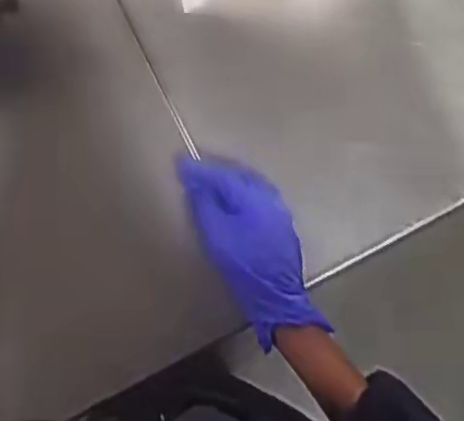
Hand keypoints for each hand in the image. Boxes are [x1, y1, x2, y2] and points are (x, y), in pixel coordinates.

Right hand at [177, 155, 330, 349]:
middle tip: (195, 171)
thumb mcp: (215, 234)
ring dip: (229, 179)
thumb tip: (196, 183)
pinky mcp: (282, 222)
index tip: (181, 164)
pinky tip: (233, 198)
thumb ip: (204, 204)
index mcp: (250, 196)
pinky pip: (258, 195)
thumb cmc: (243, 266)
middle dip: (214, 170)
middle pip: (236, 173)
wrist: (278, 299)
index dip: (198, 170)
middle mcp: (267, 196)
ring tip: (211, 181)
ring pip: (249, 183)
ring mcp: (278, 209)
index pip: (219, 174)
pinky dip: (241, 191)